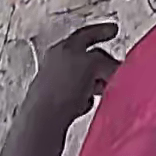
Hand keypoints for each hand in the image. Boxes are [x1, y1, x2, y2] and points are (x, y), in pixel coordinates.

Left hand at [15, 22, 121, 147]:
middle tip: (114, 68)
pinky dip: (84, 98)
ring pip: (81, 78)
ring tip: (104, 89)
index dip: (102, 30)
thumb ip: (104, 61)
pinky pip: (75, 97)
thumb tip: (112, 67)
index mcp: (63, 48)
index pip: (86, 33)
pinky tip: (87, 104)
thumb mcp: (92, 65)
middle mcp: (55, 63)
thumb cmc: (62, 90)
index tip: (113, 29)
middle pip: (84, 56)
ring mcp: (52, 85)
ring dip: (94, 82)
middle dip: (101, 62)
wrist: (41, 126)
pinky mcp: (52, 107)